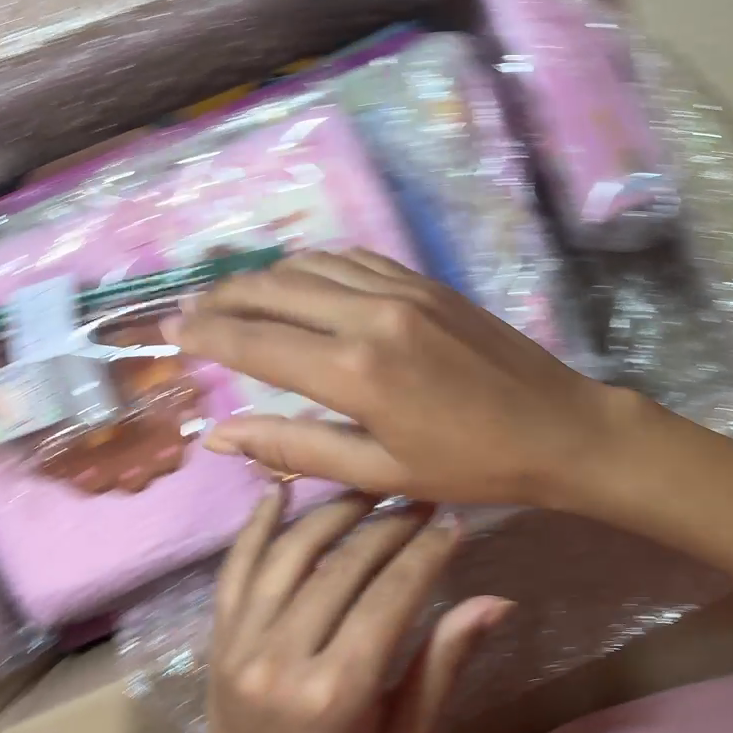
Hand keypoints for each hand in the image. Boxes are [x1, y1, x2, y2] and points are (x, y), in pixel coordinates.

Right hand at [166, 249, 642, 507]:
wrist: (560, 430)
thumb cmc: (476, 466)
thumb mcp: (385, 471)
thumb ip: (298, 448)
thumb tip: (218, 436)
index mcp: (354, 370)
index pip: (253, 340)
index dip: (204, 335)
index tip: (171, 334)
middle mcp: (371, 315)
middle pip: (272, 289)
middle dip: (222, 298)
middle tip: (193, 314)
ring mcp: (406, 291)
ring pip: (312, 265)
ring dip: (266, 277)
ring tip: (239, 298)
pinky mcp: (432, 285)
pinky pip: (358, 261)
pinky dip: (319, 266)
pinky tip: (309, 284)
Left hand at [185, 487, 511, 732]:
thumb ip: (446, 659)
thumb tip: (497, 601)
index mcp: (340, 688)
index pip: (393, 593)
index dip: (429, 551)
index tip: (456, 521)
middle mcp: (283, 659)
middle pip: (345, 566)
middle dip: (390, 526)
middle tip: (424, 501)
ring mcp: (240, 649)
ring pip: (290, 556)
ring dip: (333, 514)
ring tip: (371, 490)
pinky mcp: (216, 646)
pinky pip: (234, 574)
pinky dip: (254, 529)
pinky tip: (279, 492)